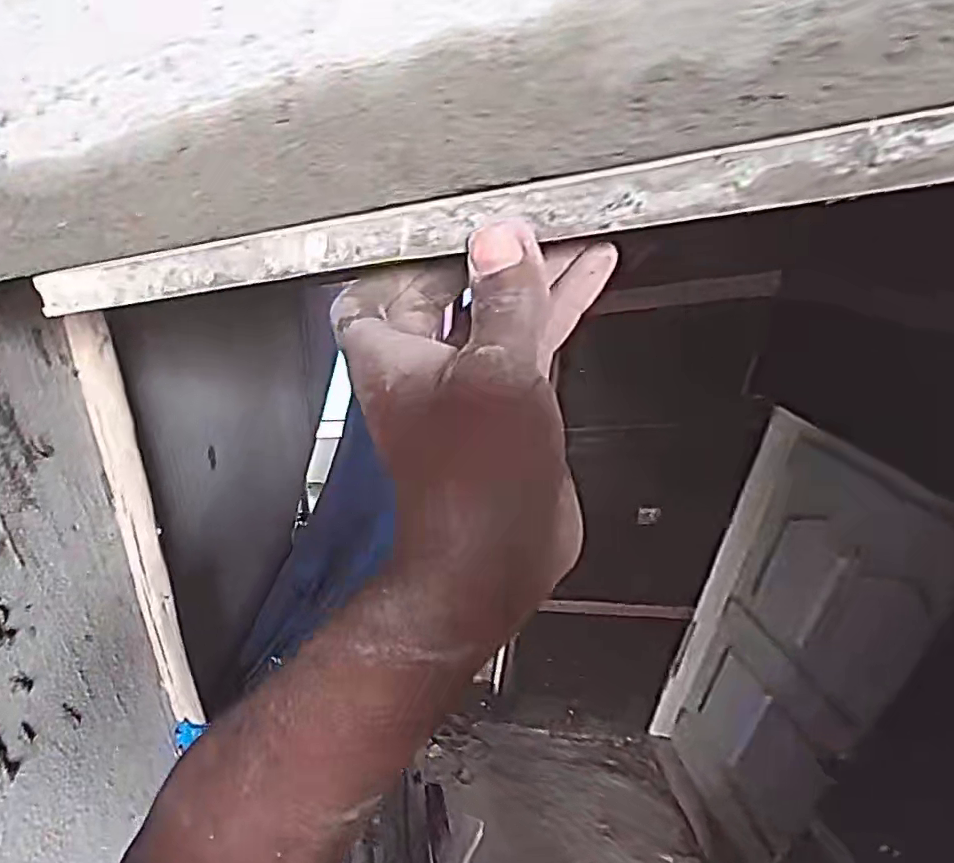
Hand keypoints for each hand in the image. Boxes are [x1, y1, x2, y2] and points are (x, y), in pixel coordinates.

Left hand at [331, 218, 616, 636]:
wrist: (495, 551)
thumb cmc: (474, 479)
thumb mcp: (496, 371)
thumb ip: (502, 302)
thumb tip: (498, 240)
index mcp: (391, 362)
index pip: (367, 299)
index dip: (395, 260)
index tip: (435, 224)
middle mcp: (417, 375)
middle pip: (438, 299)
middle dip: (478, 259)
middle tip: (524, 220)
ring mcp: (460, 392)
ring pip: (487, 320)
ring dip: (522, 281)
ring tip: (570, 236)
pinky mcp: (500, 411)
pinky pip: (520, 347)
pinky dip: (549, 313)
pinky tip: (586, 277)